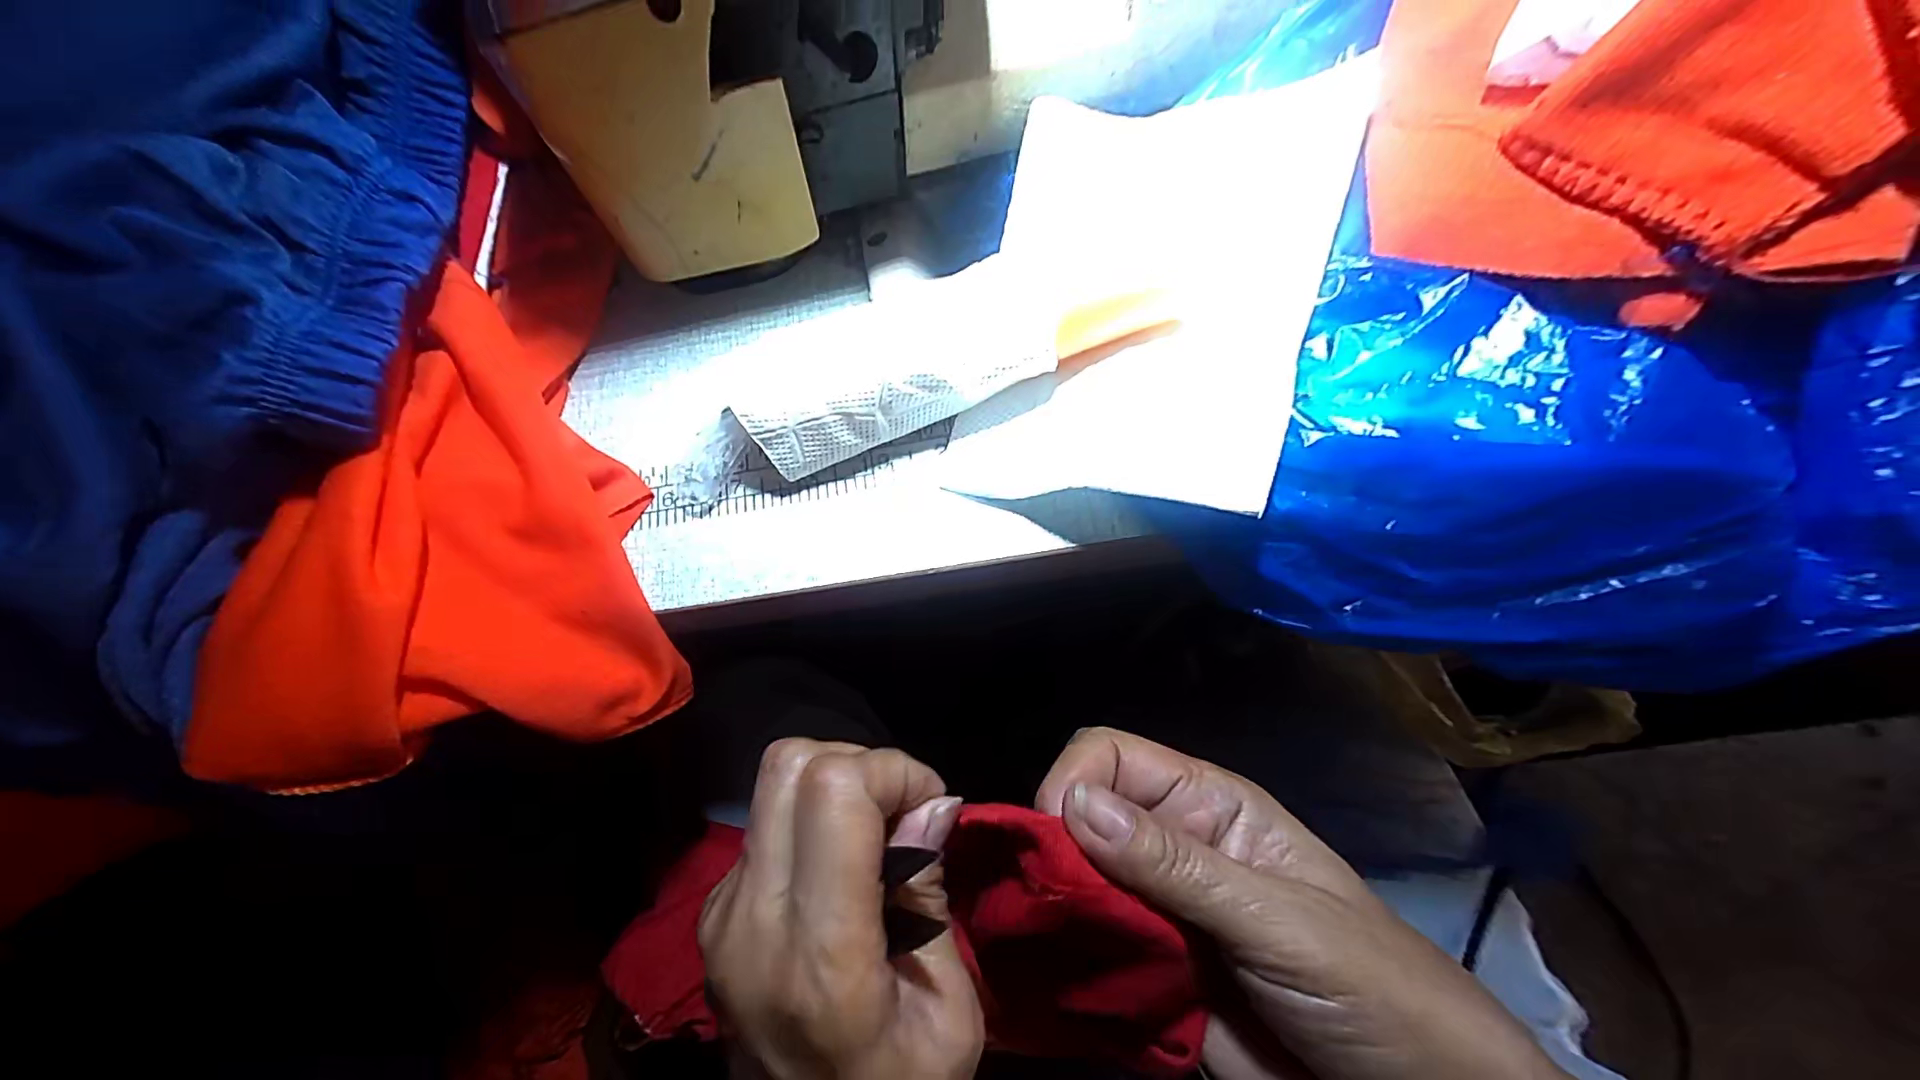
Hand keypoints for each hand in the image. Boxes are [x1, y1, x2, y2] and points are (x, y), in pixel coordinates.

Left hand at [700, 739, 983, 1079]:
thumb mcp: (949, 1014)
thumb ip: (930, 896)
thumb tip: (934, 802)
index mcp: (819, 953)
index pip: (833, 791)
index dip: (894, 772)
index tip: (932, 809)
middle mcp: (753, 918)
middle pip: (790, 763)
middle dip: (862, 763)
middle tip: (902, 813)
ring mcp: (722, 910)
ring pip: (775, 780)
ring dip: (839, 783)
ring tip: (877, 835)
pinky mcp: (714, 907)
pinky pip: (768, 818)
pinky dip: (815, 814)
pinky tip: (842, 863)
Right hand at [1037, 728, 1568, 1079]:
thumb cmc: (1372, 986)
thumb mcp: (1278, 918)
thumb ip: (1176, 864)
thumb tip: (1073, 802)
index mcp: (1205, 804)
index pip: (1112, 757)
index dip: (1074, 780)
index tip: (1051, 837)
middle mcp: (1168, 846)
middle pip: (1081, 818)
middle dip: (1052, 851)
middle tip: (1034, 902)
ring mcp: (1155, 912)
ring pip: (1075, 885)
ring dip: (1052, 908)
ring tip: (1031, 944)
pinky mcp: (1146, 975)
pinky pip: (1086, 951)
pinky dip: (1063, 961)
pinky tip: (1046, 977)